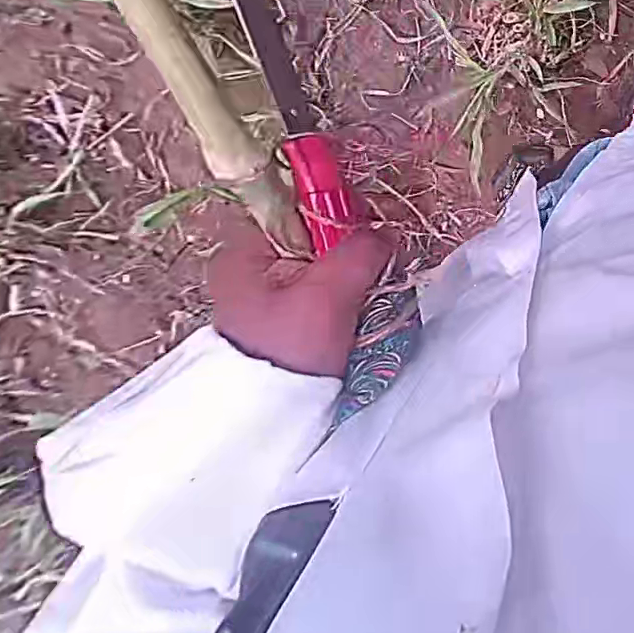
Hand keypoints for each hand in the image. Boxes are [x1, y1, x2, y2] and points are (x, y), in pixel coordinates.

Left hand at [207, 215, 395, 376]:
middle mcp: (253, 267)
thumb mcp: (328, 294)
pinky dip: (349, 296)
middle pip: (318, 236)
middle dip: (354, 250)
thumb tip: (386, 231)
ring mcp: (270, 295)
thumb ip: (361, 250)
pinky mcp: (287, 319)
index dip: (339, 208)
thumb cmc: (288, 352)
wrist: (266, 427)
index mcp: (247, 251)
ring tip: (372, 294)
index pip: (299, 205)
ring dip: (356, 276)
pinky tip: (361, 311)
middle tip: (377, 267)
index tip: (371, 227)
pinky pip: (327, 291)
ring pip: (328, 265)